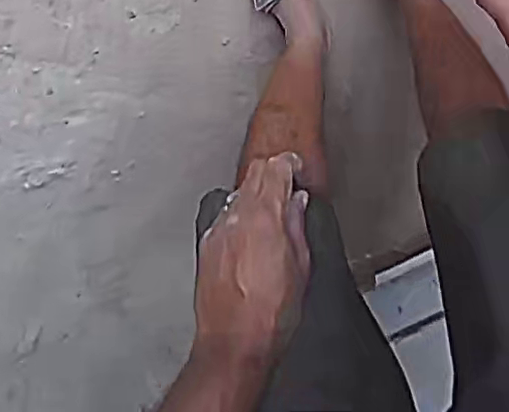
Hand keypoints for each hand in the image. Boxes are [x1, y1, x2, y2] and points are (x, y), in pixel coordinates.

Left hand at [193, 153, 310, 367]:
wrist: (233, 344)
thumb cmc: (270, 316)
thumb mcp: (301, 269)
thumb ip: (298, 226)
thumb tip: (297, 203)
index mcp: (265, 216)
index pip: (274, 167)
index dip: (288, 163)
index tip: (296, 168)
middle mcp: (238, 215)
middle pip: (254, 172)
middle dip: (272, 173)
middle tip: (287, 186)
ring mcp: (219, 227)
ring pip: (239, 192)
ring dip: (255, 194)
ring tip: (270, 216)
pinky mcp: (207, 243)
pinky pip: (225, 215)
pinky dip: (239, 215)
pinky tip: (250, 236)